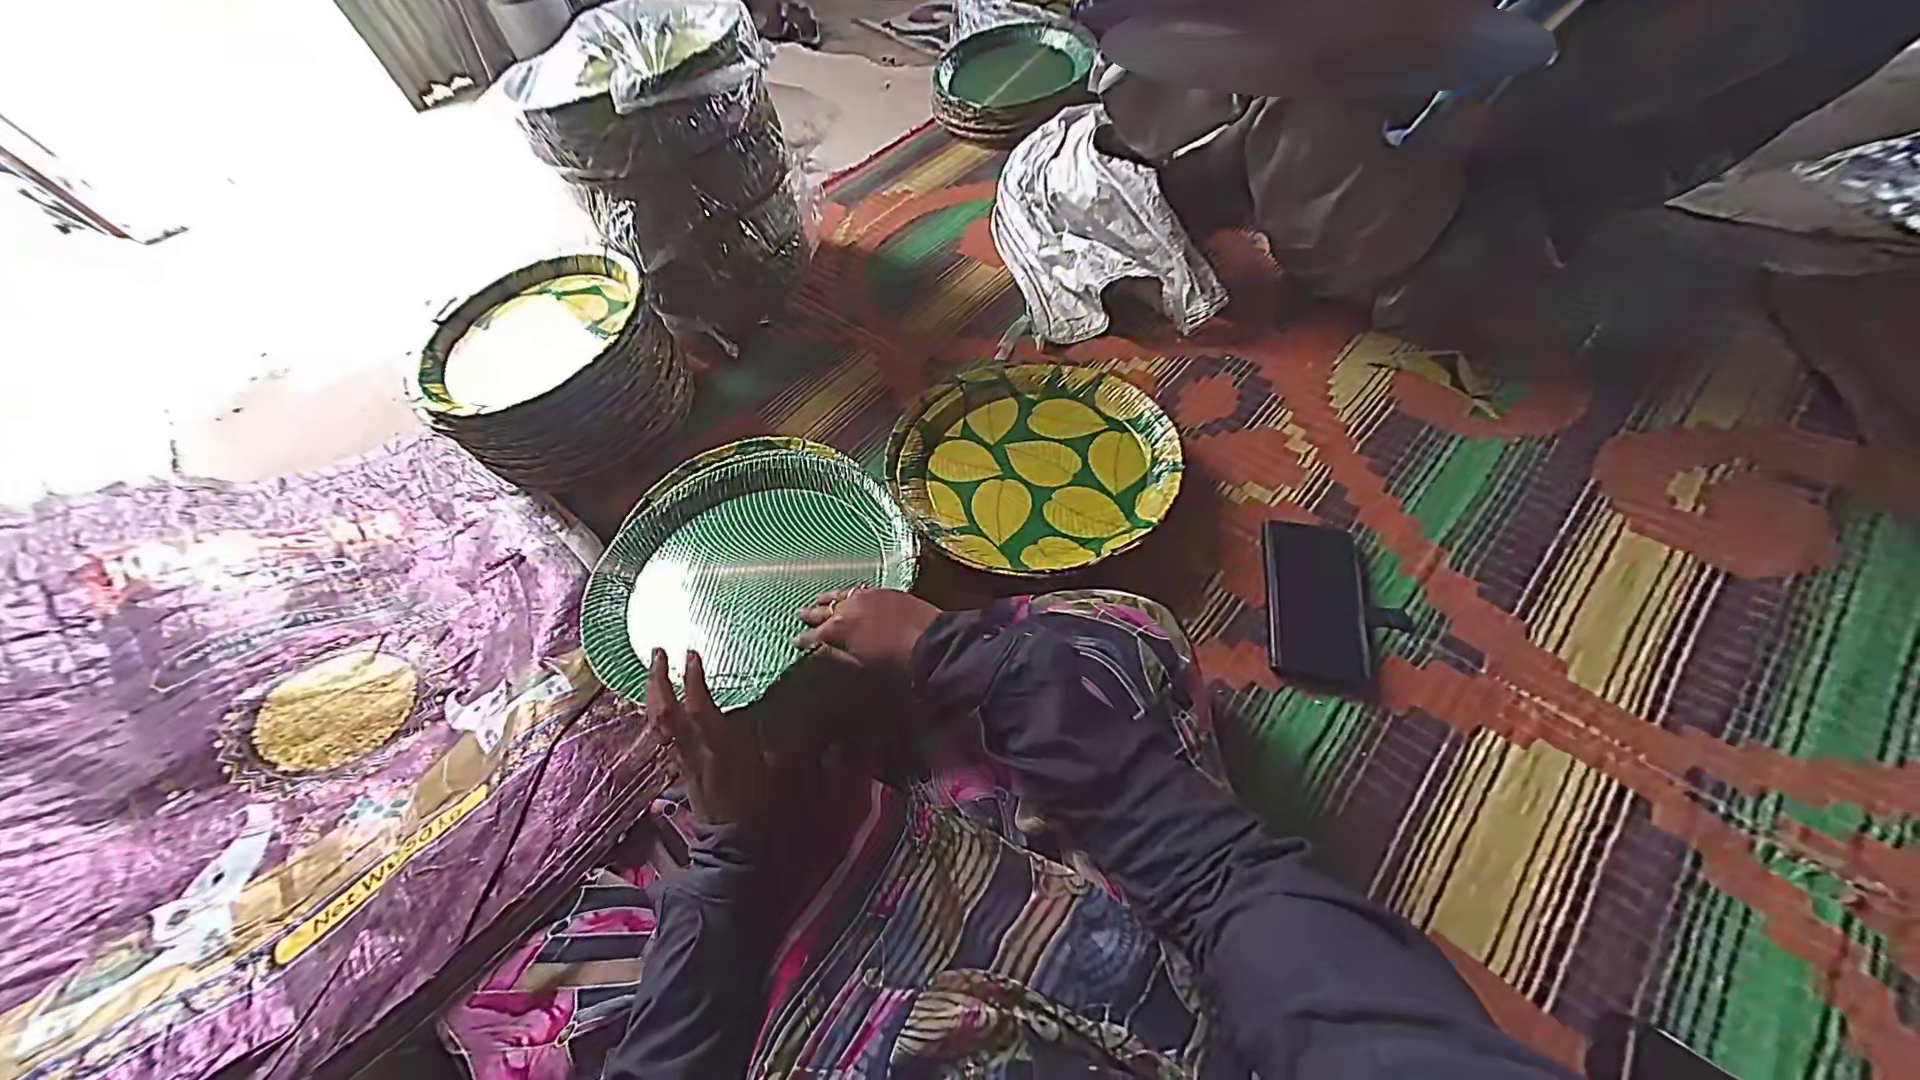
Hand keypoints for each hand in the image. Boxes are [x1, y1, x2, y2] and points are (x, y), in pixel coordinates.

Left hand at [647, 649, 770, 826]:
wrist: (732, 840)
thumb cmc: (758, 799)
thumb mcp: (774, 763)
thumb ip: (770, 732)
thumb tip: (775, 706)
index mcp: (718, 743)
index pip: (699, 705)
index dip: (692, 678)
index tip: (691, 653)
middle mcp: (693, 748)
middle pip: (664, 711)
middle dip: (658, 679)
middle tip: (656, 652)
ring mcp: (681, 758)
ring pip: (657, 722)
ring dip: (652, 693)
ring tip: (653, 670)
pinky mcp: (678, 767)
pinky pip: (661, 735)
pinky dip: (656, 713)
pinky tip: (658, 703)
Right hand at [794, 588, 940, 674]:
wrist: (927, 639)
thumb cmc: (892, 659)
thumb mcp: (860, 662)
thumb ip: (838, 653)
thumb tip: (821, 650)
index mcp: (838, 628)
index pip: (814, 635)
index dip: (805, 640)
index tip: (797, 641)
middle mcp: (846, 607)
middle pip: (823, 611)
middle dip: (812, 614)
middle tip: (801, 614)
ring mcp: (864, 595)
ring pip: (839, 595)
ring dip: (828, 599)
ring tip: (819, 600)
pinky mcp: (881, 590)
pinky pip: (857, 590)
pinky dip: (848, 594)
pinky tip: (848, 595)